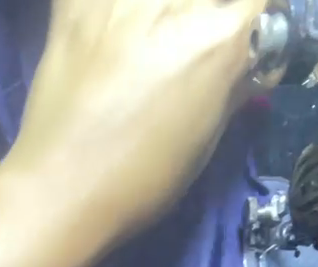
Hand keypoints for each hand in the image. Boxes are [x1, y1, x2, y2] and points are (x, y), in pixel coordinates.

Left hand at [1, 0, 271, 241]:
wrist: (60, 195)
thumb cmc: (138, 186)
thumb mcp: (201, 146)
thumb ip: (229, 90)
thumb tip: (252, 66)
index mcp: (219, 40)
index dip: (256, 15)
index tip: (244, 30)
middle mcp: (176, 3)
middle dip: (204, 11)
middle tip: (184, 42)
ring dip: (154, 10)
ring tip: (141, 39)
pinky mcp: (75, 5)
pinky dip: (101, 5)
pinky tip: (101, 26)